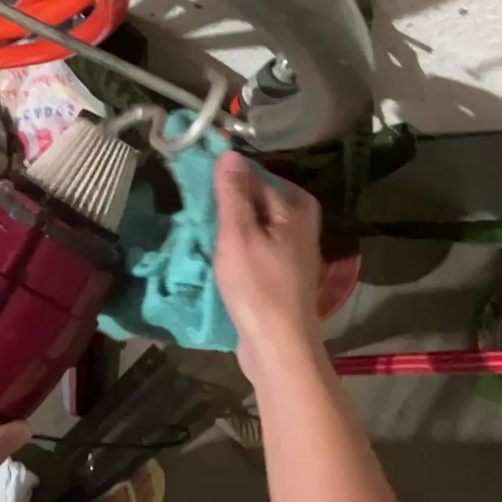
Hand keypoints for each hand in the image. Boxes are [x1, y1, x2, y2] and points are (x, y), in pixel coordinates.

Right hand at [213, 151, 326, 377]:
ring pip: (263, 221)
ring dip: (238, 219)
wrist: (279, 348)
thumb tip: (230, 153)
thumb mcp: (238, 234)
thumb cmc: (257, 287)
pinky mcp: (284, 276)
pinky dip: (244, 240)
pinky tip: (224, 248)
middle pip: (266, 197)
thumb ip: (233, 193)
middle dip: (238, 194)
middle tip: (207, 197)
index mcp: (294, 212)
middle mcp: (301, 228)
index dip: (230, 174)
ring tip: (209, 220)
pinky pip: (262, 243)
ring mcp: (294, 254)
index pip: (260, 176)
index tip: (201, 176)